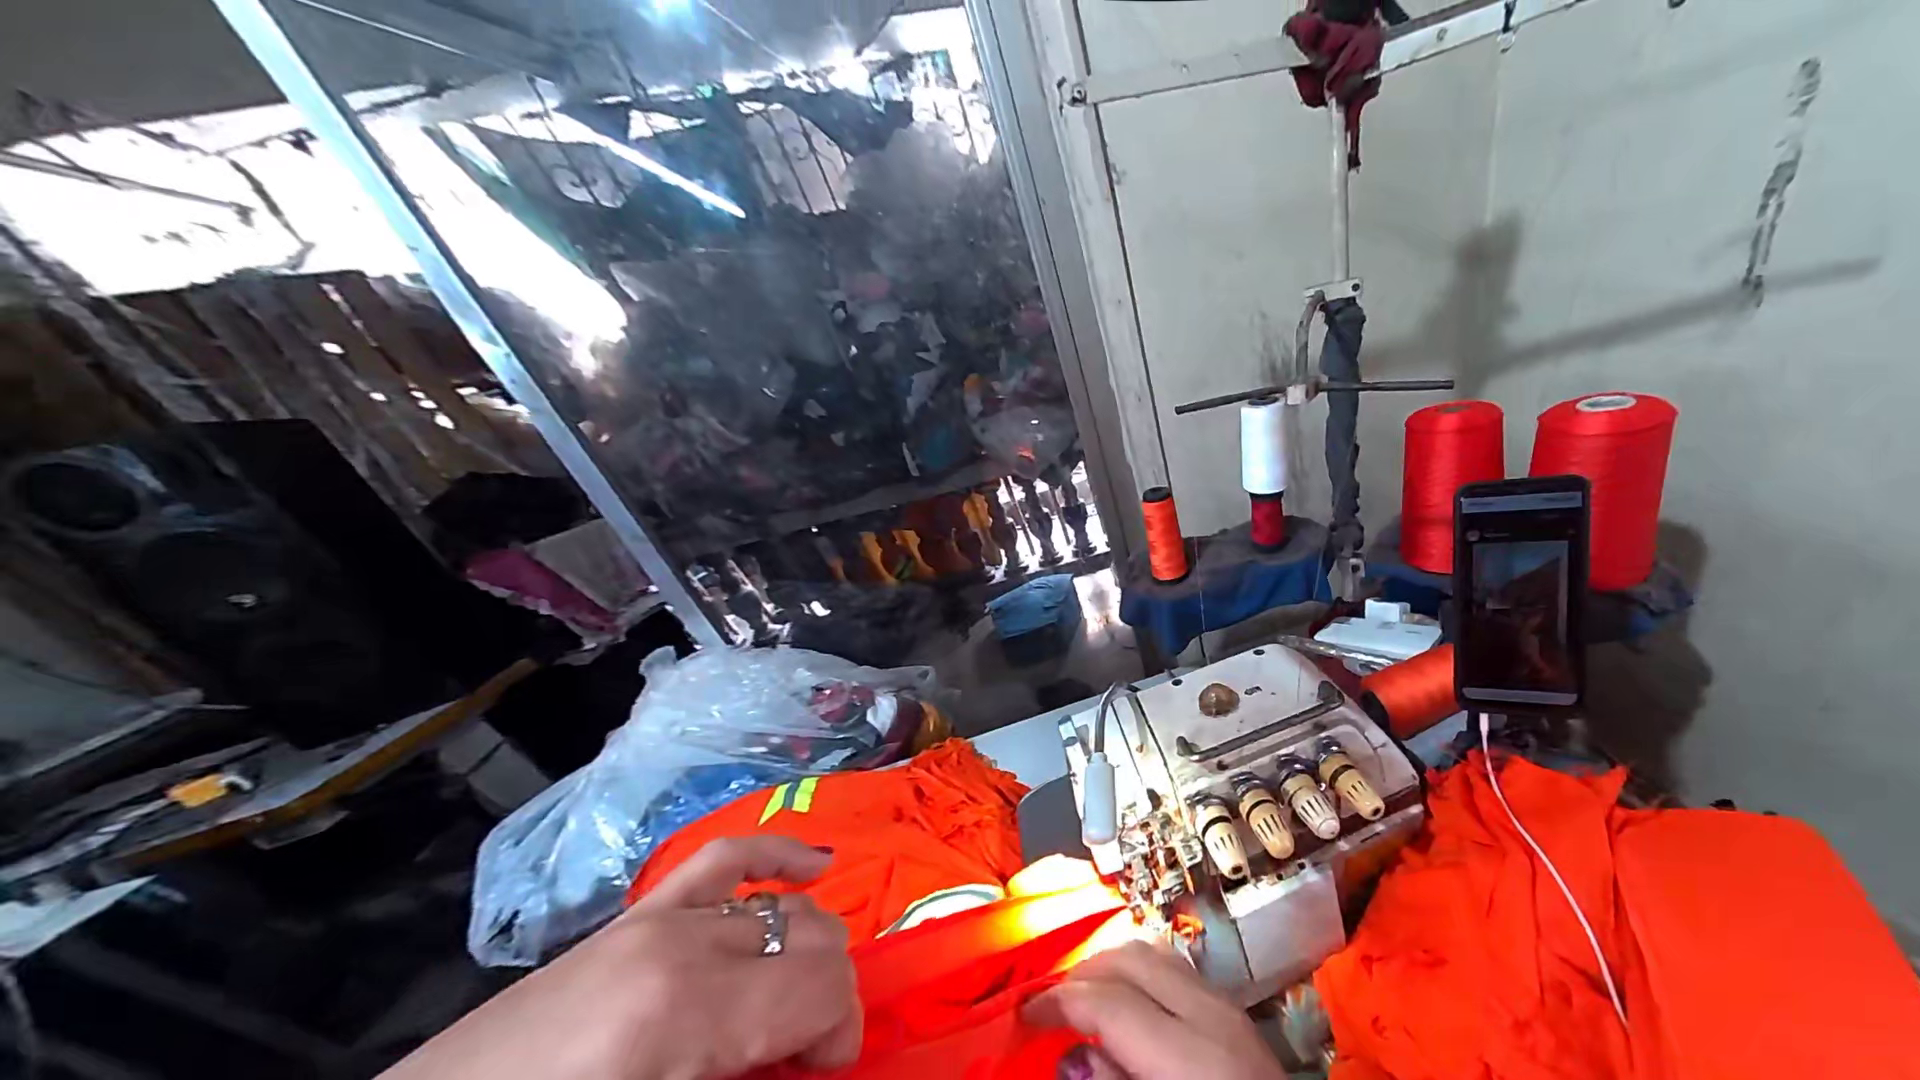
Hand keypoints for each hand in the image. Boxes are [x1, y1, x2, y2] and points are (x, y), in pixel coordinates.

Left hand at [381, 836, 861, 1079]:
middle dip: (830, 995)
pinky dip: (777, 857)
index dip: (842, 1030)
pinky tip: (814, 864)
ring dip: (811, 947)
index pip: (817, 983)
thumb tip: (805, 1061)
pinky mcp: (639, 915)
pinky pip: (723, 860)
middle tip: (807, 1056)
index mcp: (686, 1010)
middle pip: (810, 936)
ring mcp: (659, 918)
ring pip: (783, 903)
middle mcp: (684, 942)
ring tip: (801, 1001)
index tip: (825, 1071)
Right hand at [1024, 943, 1287, 1079]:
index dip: (1057, 1003)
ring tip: (1083, 997)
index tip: (1025, 1015)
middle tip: (1051, 1006)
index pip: (1108, 1003)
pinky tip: (1125, 997)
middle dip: (1081, 974)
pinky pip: (1173, 966)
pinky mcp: (1234, 1012)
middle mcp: (1212, 1017)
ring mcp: (1228, 1008)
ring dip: (1108, 964)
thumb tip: (1072, 1056)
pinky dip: (1137, 969)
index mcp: (1193, 1057)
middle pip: (1128, 960)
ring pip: (1151, 951)